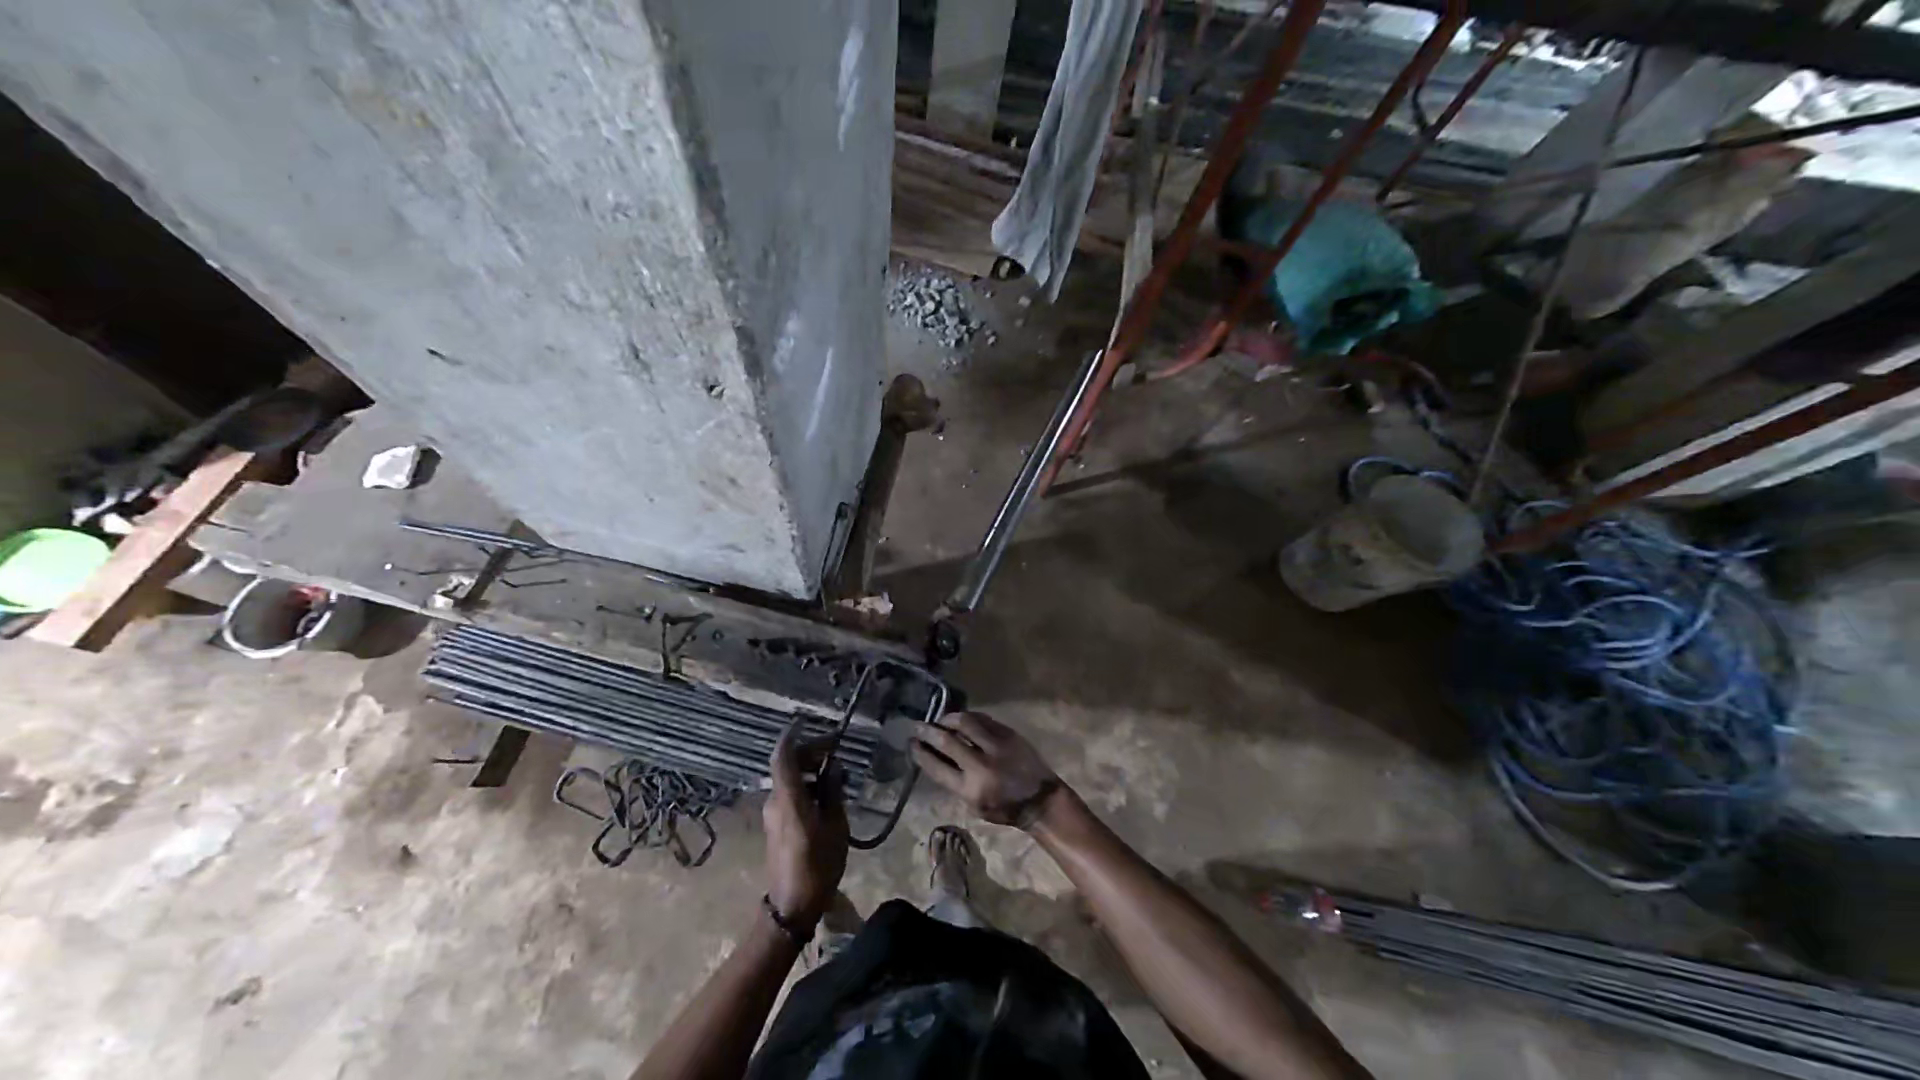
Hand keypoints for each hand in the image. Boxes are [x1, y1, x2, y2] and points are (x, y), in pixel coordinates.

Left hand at [764, 720, 848, 926]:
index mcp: (788, 797)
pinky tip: (827, 795)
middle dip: (810, 753)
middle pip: (787, 765)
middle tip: (836, 750)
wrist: (792, 906)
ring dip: (809, 771)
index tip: (808, 721)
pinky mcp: (776, 826)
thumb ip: (833, 792)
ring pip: (789, 780)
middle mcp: (775, 801)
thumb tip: (834, 766)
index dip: (794, 735)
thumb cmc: (818, 864)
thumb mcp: (835, 825)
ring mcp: (773, 814)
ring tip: (836, 773)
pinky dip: (806, 786)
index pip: (783, 755)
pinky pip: (789, 795)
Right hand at [911, 712, 1063, 828]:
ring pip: (965, 722)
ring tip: (941, 720)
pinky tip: (963, 720)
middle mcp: (980, 765)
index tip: (911, 743)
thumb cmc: (1004, 808)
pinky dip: (970, 718)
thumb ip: (954, 782)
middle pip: (946, 741)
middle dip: (927, 731)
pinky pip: (984, 719)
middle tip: (917, 726)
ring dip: (948, 719)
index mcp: (969, 788)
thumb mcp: (974, 804)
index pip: (936, 766)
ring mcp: (996, 746)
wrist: (1040, 800)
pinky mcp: (1009, 734)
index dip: (920, 752)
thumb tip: (935, 758)